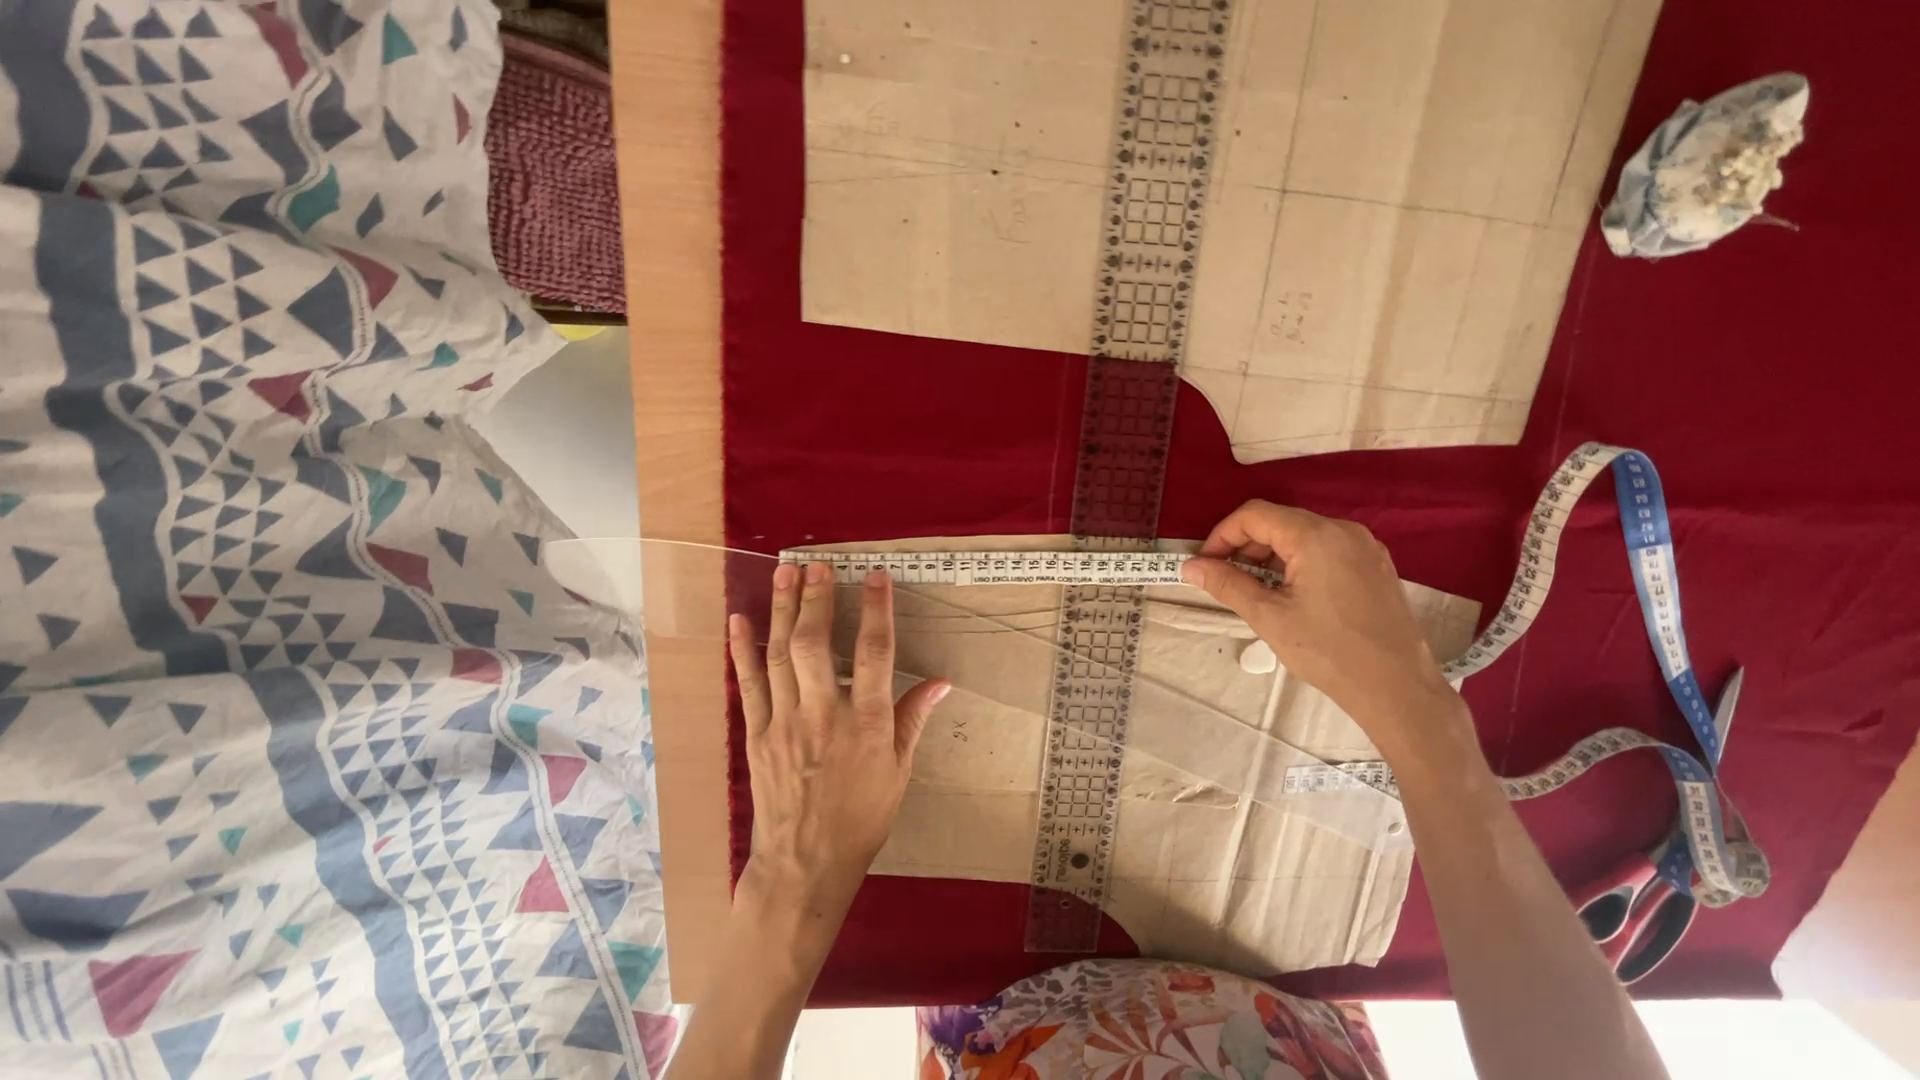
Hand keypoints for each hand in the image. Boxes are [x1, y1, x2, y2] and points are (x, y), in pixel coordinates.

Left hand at [727, 562, 950, 909]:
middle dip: (816, 598)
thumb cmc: (862, 818)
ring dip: (781, 610)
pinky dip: (743, 650)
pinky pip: (750, 684)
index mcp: (868, 723)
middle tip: (817, 564)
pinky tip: (740, 619)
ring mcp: (786, 722)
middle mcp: (825, 713)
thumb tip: (939, 682)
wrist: (806, 863)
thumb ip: (913, 720)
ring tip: (783, 573)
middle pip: (817, 643)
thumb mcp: (899, 772)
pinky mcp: (758, 734)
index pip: (875, 653)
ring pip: (781, 655)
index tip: (874, 577)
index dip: (876, 609)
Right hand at [1180, 501, 1462, 748]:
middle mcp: (1343, 530)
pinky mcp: (1376, 565)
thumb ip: (1227, 584)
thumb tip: (1191, 566)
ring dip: (1271, 554)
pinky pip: (1327, 549)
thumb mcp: (1269, 617)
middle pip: (1280, 521)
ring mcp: (1365, 547)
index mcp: (1316, 536)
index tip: (1206, 565)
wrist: (1396, 687)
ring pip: (1304, 535)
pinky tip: (1291, 594)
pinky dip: (1299, 562)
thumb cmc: (1328, 652)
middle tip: (1227, 579)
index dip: (1222, 535)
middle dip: (1246, 545)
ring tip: (1256, 590)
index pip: (1255, 515)